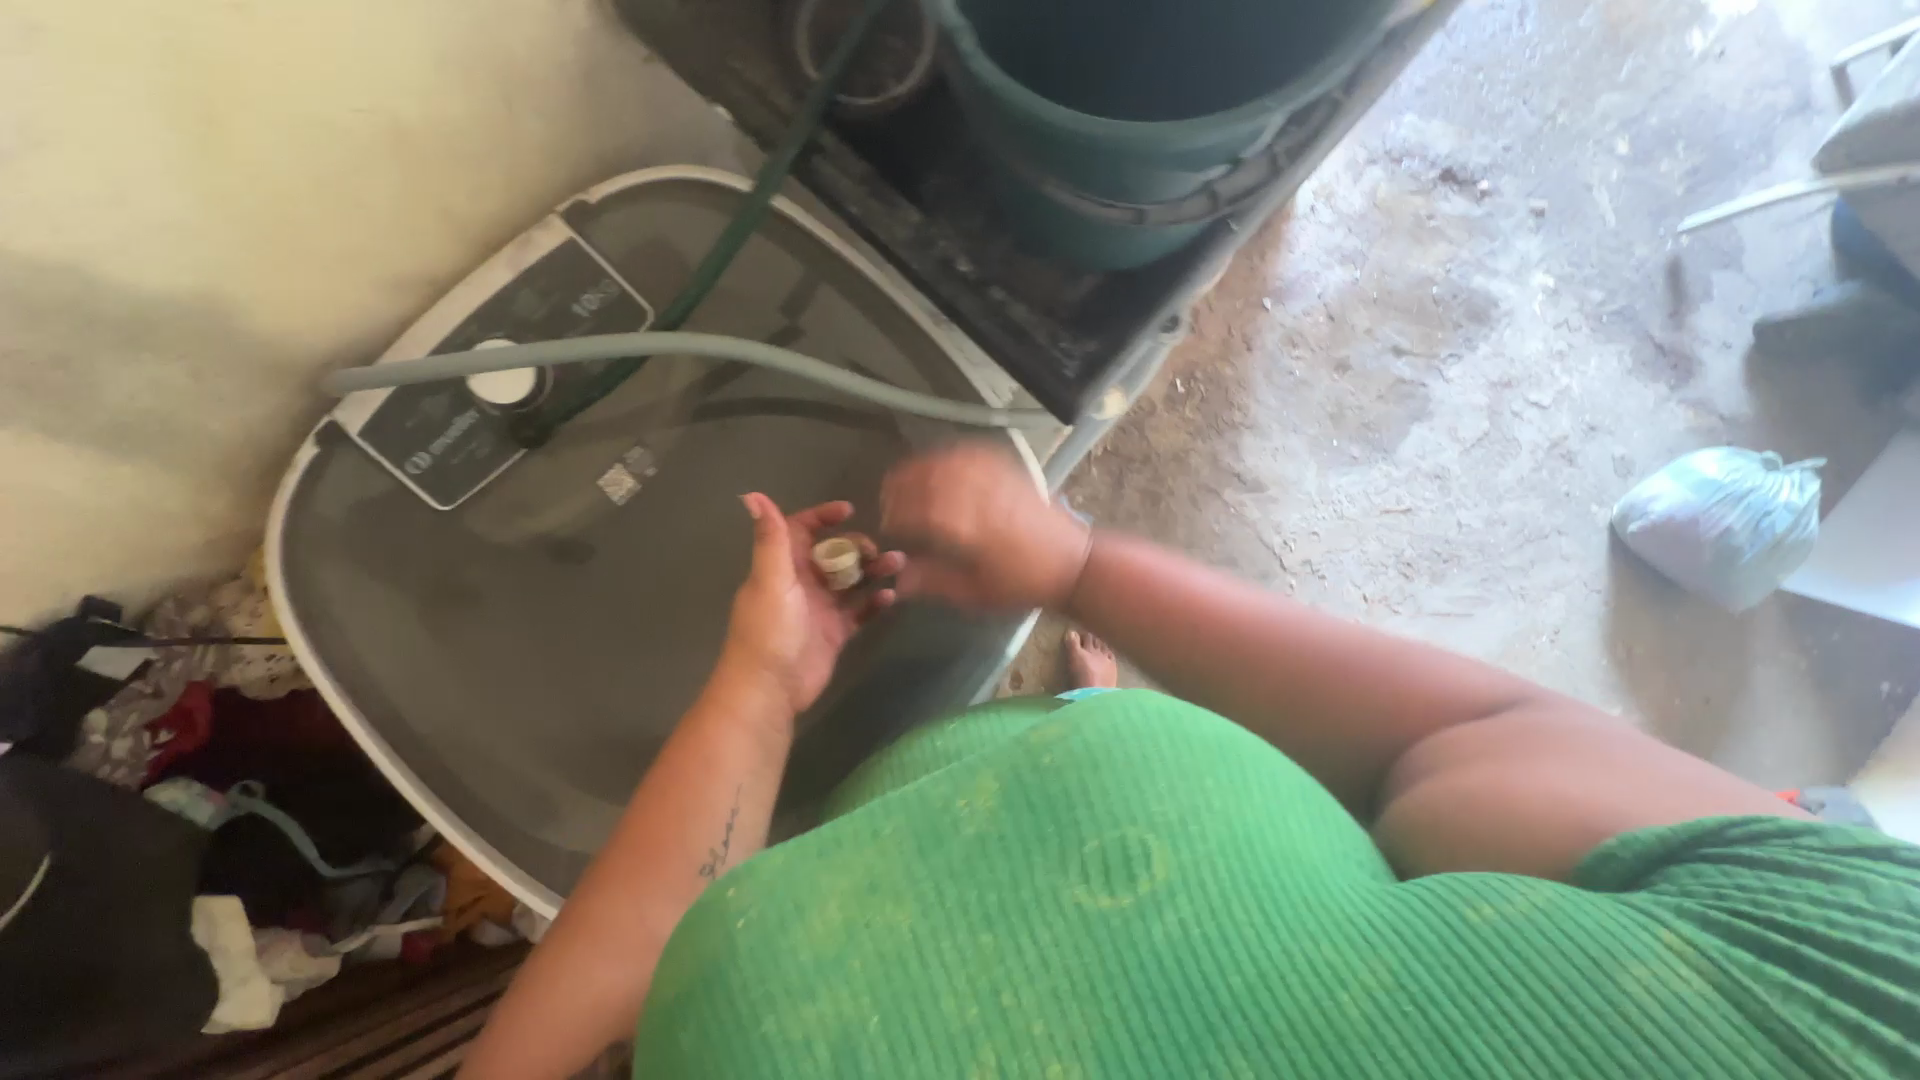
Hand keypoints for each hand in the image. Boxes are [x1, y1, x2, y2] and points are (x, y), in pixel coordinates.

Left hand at [718, 495, 903, 715]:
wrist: (770, 688)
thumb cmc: (769, 630)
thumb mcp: (770, 580)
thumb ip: (771, 539)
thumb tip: (753, 495)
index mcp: (782, 567)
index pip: (801, 530)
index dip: (821, 517)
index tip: (849, 511)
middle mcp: (801, 584)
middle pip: (833, 554)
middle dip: (856, 547)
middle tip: (876, 552)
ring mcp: (820, 609)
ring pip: (851, 581)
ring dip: (872, 571)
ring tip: (897, 565)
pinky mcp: (835, 633)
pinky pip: (859, 611)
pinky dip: (874, 603)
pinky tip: (891, 597)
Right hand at [880, 442, 1091, 613]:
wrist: (1071, 563)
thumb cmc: (1022, 584)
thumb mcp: (975, 593)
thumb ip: (934, 582)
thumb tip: (897, 580)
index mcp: (969, 529)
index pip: (919, 510)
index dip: (896, 515)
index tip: (887, 526)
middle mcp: (979, 496)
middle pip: (928, 479)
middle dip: (901, 487)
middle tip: (888, 501)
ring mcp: (995, 479)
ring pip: (947, 461)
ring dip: (919, 467)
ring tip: (905, 480)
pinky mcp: (1008, 470)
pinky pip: (971, 452)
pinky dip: (948, 455)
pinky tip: (939, 463)